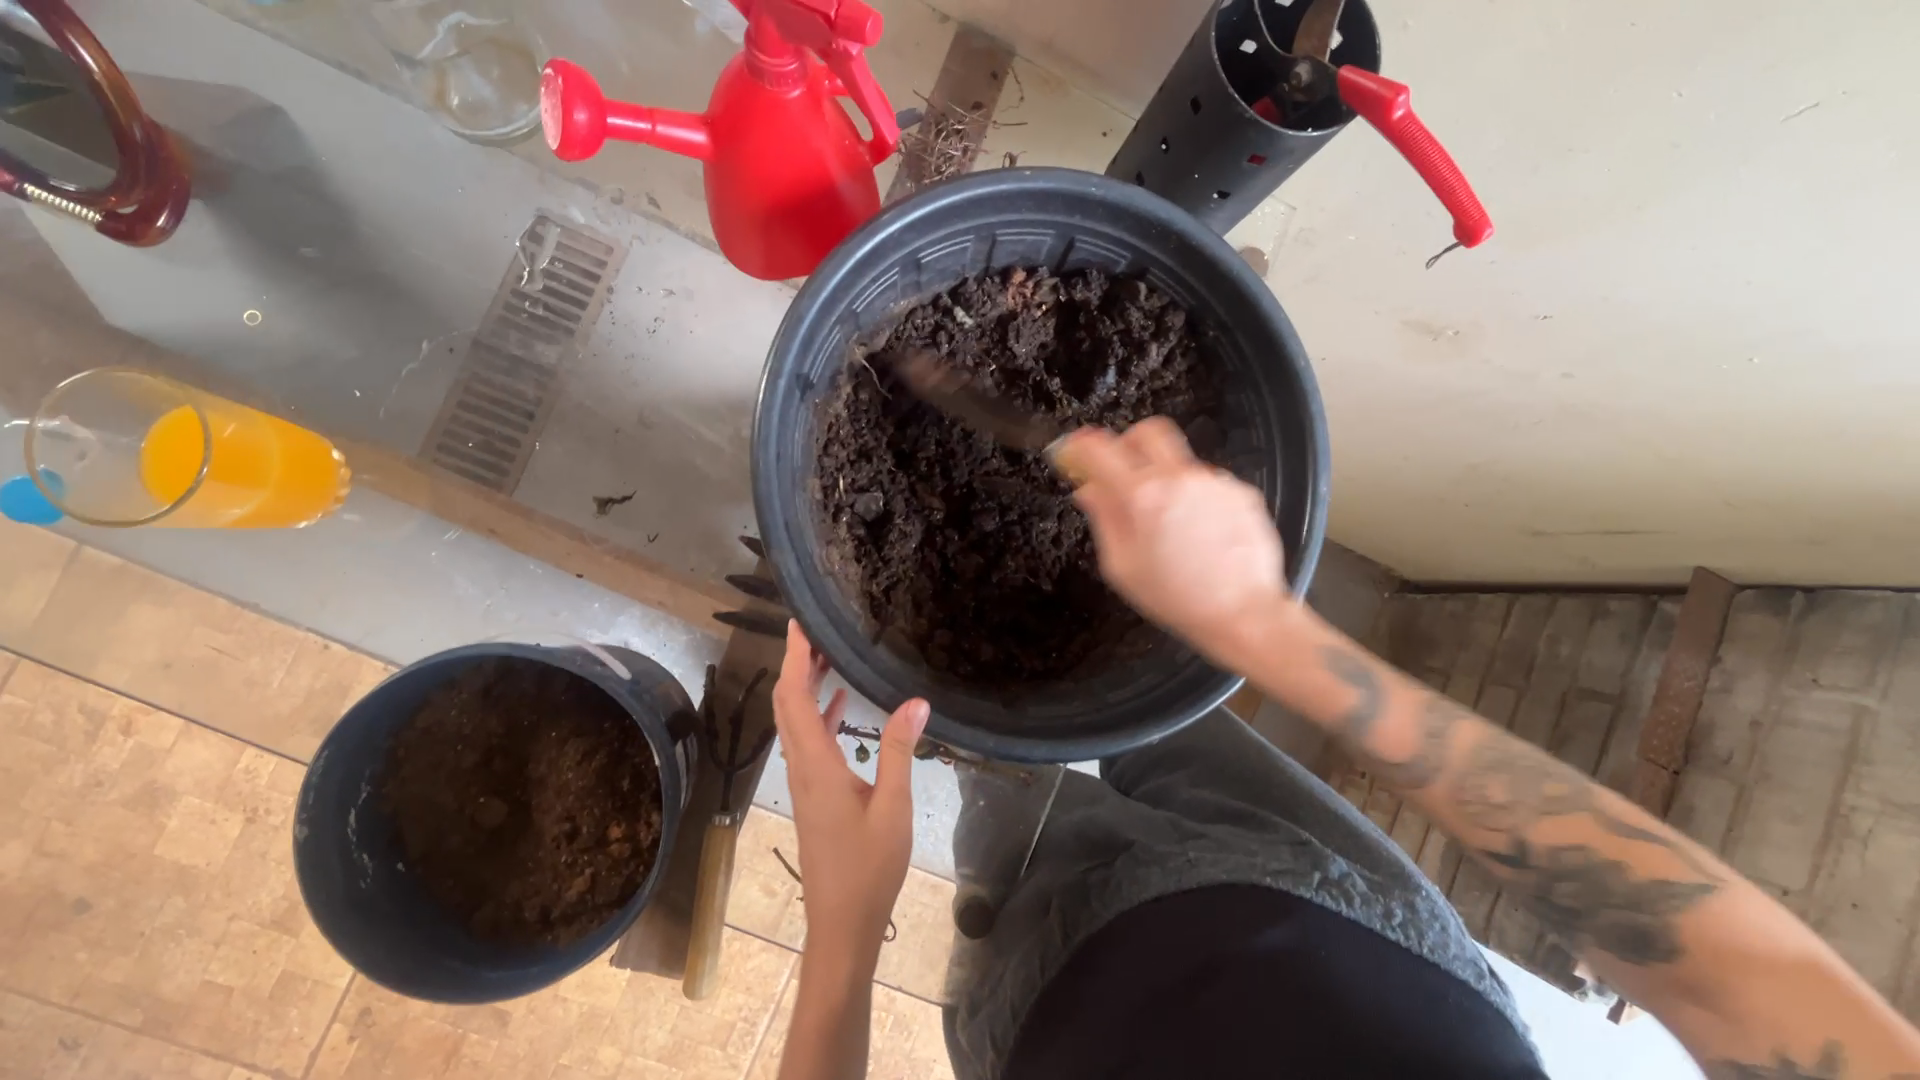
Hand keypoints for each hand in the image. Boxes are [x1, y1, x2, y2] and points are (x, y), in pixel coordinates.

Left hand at [773, 621, 930, 959]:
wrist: (842, 922)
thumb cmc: (869, 867)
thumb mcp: (893, 808)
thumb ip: (899, 752)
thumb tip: (916, 702)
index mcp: (816, 765)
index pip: (794, 699)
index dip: (793, 659)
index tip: (799, 625)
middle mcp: (802, 769)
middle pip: (787, 705)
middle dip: (796, 665)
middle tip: (816, 631)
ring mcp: (805, 784)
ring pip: (795, 724)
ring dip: (805, 688)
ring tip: (828, 657)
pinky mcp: (814, 796)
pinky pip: (809, 743)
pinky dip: (820, 717)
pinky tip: (841, 706)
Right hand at [1057, 417, 1290, 656]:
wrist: (1242, 611)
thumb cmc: (1180, 598)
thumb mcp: (1122, 566)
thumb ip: (1103, 519)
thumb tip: (1088, 491)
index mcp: (1143, 498)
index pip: (1101, 449)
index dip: (1081, 445)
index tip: (1075, 449)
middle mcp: (1179, 480)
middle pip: (1148, 431)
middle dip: (1128, 443)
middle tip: (1121, 469)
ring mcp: (1214, 483)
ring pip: (1180, 461)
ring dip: (1165, 479)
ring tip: (1169, 523)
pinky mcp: (1240, 492)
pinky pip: (1208, 483)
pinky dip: (1195, 499)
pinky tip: (1197, 532)